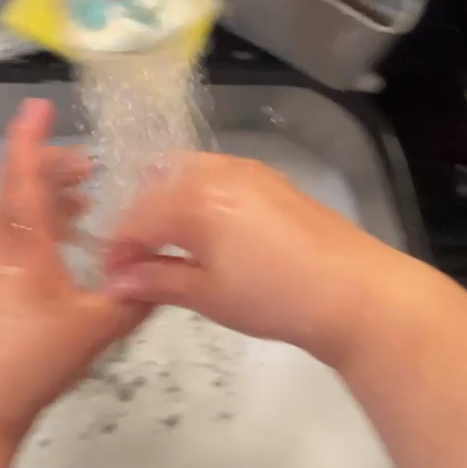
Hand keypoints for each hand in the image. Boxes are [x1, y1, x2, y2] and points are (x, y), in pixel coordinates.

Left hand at [0, 99, 150, 435]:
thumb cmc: (29, 358)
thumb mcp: (95, 328)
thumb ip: (136, 299)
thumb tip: (169, 276)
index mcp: (20, 243)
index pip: (22, 176)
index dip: (30, 137)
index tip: (39, 105)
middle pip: (20, 187)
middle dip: (53, 166)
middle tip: (90, 165)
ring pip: (17, 212)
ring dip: (50, 197)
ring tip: (88, 198)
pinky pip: (16, 236)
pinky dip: (43, 224)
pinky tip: (71, 243)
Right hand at [102, 153, 422, 366]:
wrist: (354, 291)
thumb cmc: (275, 298)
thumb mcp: (209, 295)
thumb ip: (158, 280)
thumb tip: (116, 283)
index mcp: (194, 199)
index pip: (136, 218)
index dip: (118, 250)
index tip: (113, 280)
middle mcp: (215, 171)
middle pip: (156, 187)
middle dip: (139, 222)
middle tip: (138, 263)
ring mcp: (246, 169)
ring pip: (186, 174)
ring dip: (166, 205)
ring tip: (170, 248)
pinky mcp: (269, 178)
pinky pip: (216, 175)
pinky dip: (197, 196)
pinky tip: (206, 232)